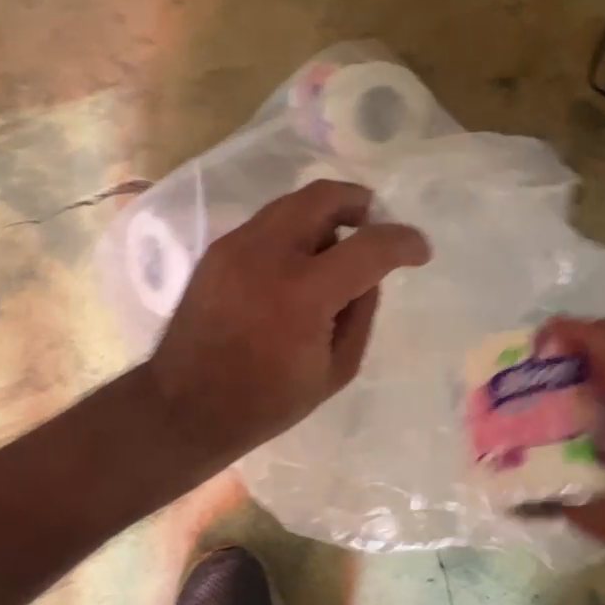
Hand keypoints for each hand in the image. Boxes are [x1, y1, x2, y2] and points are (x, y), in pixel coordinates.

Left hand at [146, 180, 430, 461]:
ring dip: (325, 217)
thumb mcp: (336, 370)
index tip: (419, 251)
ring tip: (336, 252)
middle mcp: (267, 255)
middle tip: (375, 224)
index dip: (404, 242)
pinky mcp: (216, 251)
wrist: (184, 407)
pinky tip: (297, 267)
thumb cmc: (267, 402)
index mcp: (303, 294)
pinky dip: (294, 233)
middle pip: (324, 196)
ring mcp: (235, 247)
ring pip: (292, 204)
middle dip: (360, 204)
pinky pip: (268, 225)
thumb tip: (368, 277)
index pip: (369, 245)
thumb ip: (361, 314)